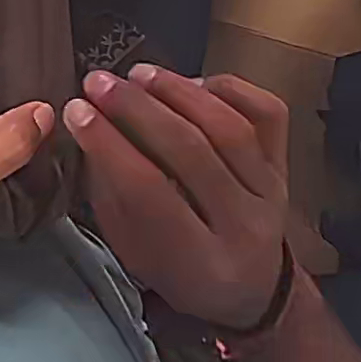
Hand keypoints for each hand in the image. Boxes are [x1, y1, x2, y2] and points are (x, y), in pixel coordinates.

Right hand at [65, 65, 291, 330]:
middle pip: (189, 151)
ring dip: (176, 91)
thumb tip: (88, 122)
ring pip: (227, 128)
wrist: (252, 288)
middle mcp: (244, 227)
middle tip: (97, 81)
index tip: (75, 109)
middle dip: (135, 108)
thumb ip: (111, 189)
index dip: (107, 144)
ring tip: (137, 72)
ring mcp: (272, 194)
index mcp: (199, 260)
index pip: (148, 189)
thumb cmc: (177, 268)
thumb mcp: (131, 247)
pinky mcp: (285, 166)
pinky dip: (229, 88)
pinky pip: (267, 114)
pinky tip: (191, 80)